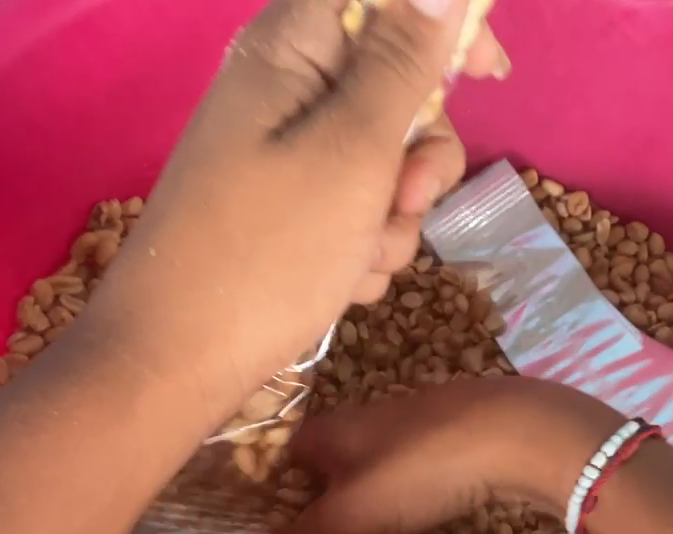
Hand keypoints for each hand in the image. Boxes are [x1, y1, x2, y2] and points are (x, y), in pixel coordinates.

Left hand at [83, 0, 505, 411]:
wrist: (183, 359)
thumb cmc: (266, 254)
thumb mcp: (349, 154)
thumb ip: (400, 65)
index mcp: (292, 51)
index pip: (380, 2)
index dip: (441, 22)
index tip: (489, 73)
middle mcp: (290, 97)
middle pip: (395, 95)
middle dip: (418, 156)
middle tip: (405, 197)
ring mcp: (290, 165)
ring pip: (384, 170)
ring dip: (391, 220)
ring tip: (355, 261)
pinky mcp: (292, 220)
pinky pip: (357, 218)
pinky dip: (362, 251)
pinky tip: (340, 283)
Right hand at [210, 377, 620, 533]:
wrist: (527, 433)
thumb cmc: (425, 468)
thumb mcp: (351, 518)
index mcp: (330, 430)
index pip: (271, 458)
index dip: (251, 493)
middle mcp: (366, 420)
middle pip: (318, 462)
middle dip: (302, 501)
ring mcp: (415, 424)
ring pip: (365, 463)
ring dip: (350, 497)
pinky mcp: (456, 436)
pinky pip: (408, 468)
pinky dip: (395, 494)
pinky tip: (406, 515)